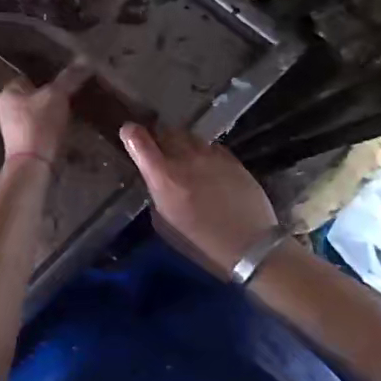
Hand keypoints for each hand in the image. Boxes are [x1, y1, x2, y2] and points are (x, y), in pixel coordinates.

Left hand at [0, 63, 91, 164]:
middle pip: (35, 95)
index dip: (49, 77)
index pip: (30, 76)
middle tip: (74, 96)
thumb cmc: (40, 125)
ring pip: (39, 112)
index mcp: (7, 92)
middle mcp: (6, 108)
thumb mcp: (56, 96)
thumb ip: (69, 78)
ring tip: (75, 112)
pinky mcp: (24, 142)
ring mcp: (14, 127)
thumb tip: (85, 59)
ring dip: (55, 113)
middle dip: (53, 96)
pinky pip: (42, 128)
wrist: (34, 164)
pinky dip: (53, 128)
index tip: (68, 81)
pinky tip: (67, 129)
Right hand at [120, 124, 276, 276]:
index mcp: (162, 176)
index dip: (130, 133)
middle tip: (160, 152)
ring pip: (188, 136)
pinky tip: (207, 167)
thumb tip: (154, 179)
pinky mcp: (232, 160)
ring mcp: (210, 157)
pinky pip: (210, 146)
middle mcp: (184, 159)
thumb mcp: (164, 221)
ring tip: (185, 159)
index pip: (137, 139)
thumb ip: (155, 192)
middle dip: (158, 139)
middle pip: (164, 132)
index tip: (129, 135)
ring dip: (181, 144)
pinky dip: (203, 152)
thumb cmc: (200, 242)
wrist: (251, 248)